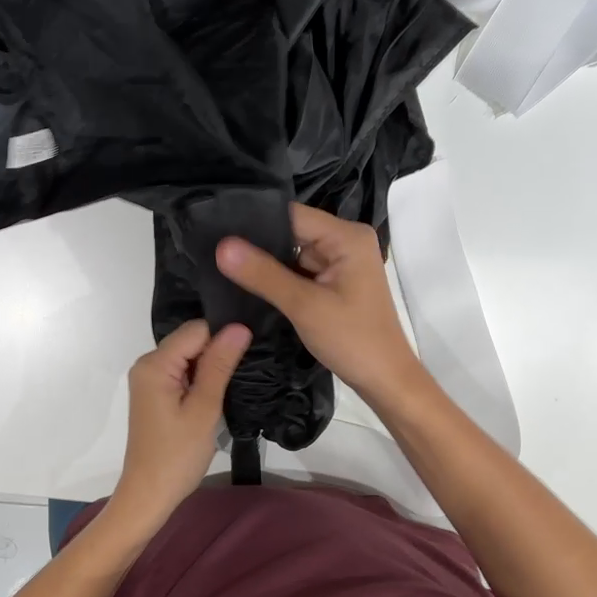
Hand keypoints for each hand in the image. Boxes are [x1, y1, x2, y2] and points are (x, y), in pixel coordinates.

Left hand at [112, 319, 250, 526]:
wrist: (150, 493)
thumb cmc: (178, 454)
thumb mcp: (204, 408)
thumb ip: (220, 365)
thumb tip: (239, 327)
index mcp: (154, 363)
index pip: (196, 329)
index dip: (223, 337)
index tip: (248, 354)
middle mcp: (146, 364)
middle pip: (190, 341)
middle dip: (216, 352)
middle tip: (244, 372)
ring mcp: (148, 379)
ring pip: (187, 357)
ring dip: (209, 368)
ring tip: (232, 384)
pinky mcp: (154, 394)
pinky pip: (181, 373)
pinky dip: (198, 380)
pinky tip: (214, 395)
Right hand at [215, 202, 419, 401]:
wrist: (385, 380)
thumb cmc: (352, 340)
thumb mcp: (304, 306)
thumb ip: (263, 274)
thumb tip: (222, 246)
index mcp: (347, 236)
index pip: (291, 215)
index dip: (254, 222)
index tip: (214, 230)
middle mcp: (345, 241)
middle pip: (291, 231)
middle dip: (256, 243)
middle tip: (211, 250)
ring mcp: (340, 262)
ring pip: (291, 252)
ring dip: (264, 262)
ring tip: (221, 265)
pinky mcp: (333, 282)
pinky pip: (298, 270)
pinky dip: (276, 277)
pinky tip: (246, 282)